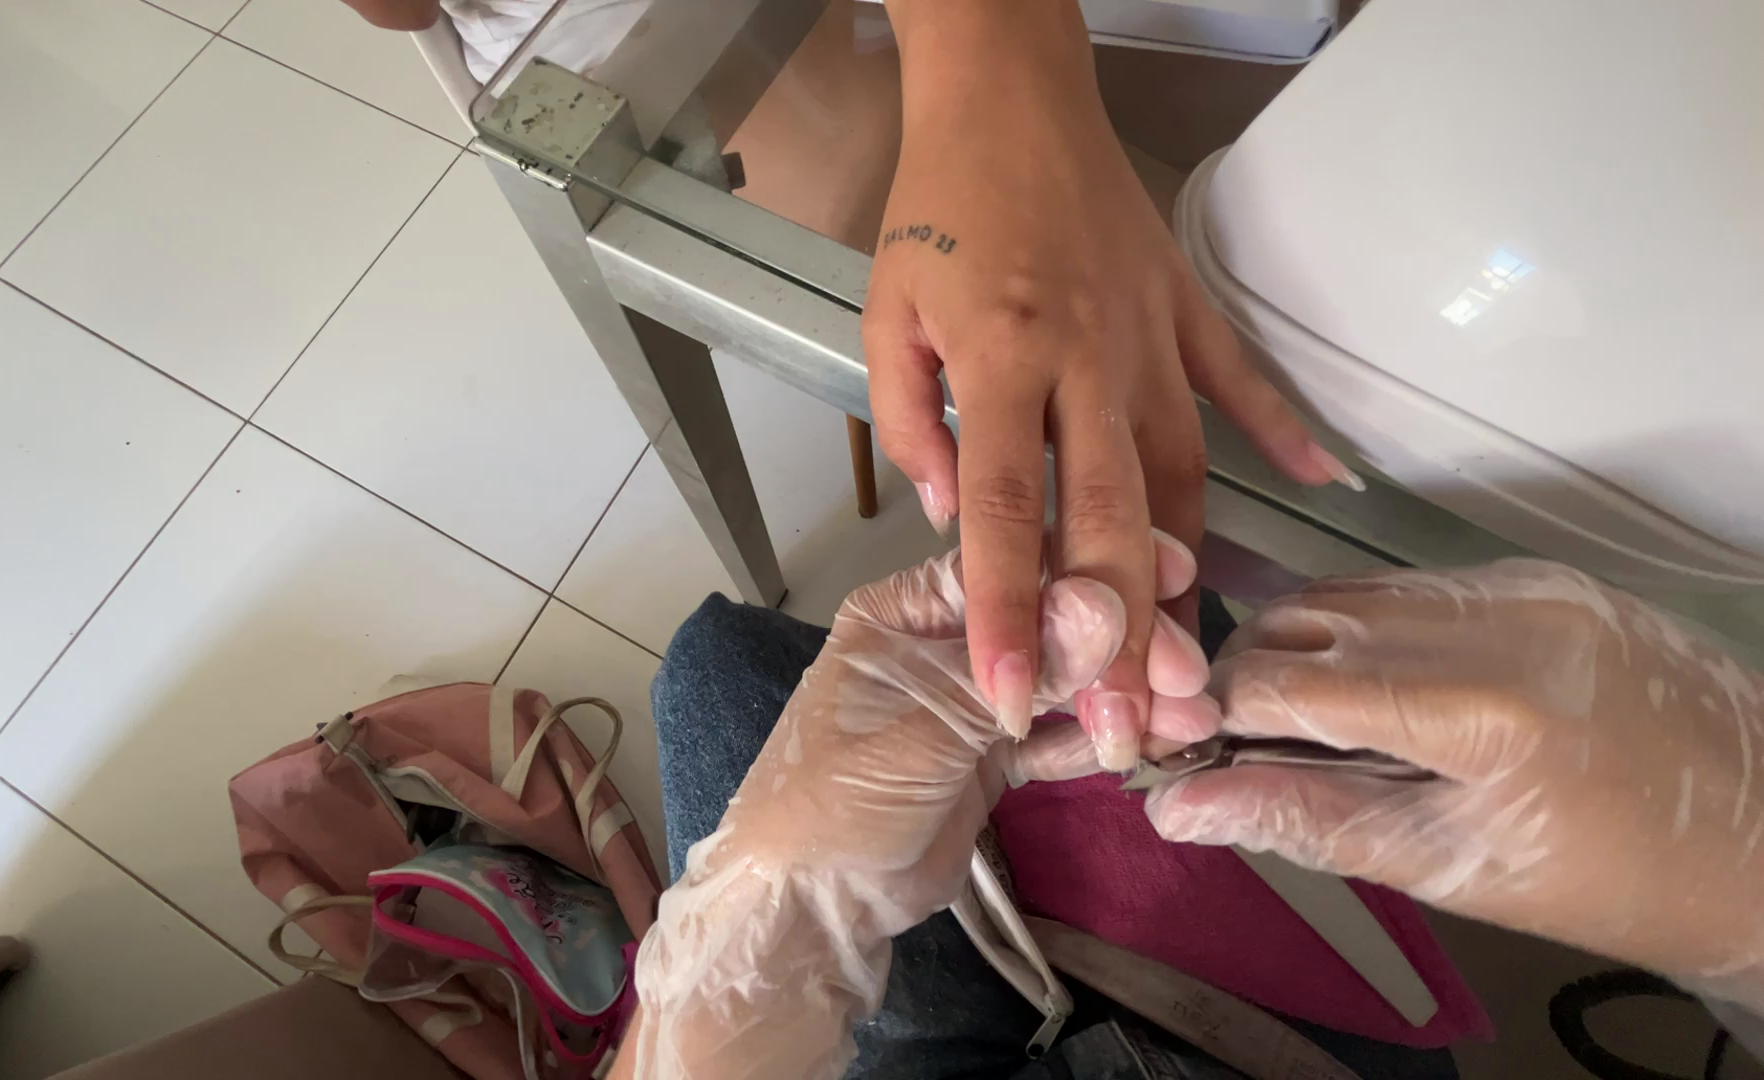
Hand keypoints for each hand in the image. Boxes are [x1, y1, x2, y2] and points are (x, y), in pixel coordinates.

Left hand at [622, 541, 1207, 1078]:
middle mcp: (940, 640)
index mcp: (905, 609)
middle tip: (1189, 675)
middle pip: (1043, 623)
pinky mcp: (987, 752)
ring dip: (1119, 697)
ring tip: (1191, 720)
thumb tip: (1108, 602)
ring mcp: (967, 698)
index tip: (1172, 572)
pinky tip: (1150, 744)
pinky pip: (1051, 733)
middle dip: (1117, 645)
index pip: (1006, 568)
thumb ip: (1022, 672)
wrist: (812, 904)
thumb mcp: (928, 729)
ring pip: (1057, 681)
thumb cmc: (840, 799)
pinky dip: (1095, 738)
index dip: (1087, 568)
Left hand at [864, 0, 1358, 771]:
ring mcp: (1150, 333)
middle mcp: (1088, 359)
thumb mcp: (887, 322)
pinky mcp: (1185, 305)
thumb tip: (957, 516)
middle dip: (1119, 634)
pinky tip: (1318, 486)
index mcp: (1001, 362)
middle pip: (1112, 518)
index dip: (1006, 613)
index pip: (1006, 512)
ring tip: (1194, 663)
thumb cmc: (933, 213)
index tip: (1008, 697)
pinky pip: (1239, 378)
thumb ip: (914, 425)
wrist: (1003, 99)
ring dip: (1188, 571)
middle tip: (1131, 728)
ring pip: (1181, 472)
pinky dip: (1282, 429)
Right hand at [1144, 559, 1763, 1009]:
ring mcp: (1510, 584)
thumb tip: (1173, 809)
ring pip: (1327, 594)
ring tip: (1303, 709)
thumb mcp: (1443, 868)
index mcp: (1477, 710)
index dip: (1215, 715)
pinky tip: (1364, 676)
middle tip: (1244, 737)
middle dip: (1243, 678)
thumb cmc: (1614, 881)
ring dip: (1288, 647)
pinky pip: (1384, 586)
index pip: (1278, 684)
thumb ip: (1297, 822)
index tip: (1193, 749)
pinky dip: (1345, 627)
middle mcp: (1489, 620)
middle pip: (1290, 623)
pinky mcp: (1521, 572)